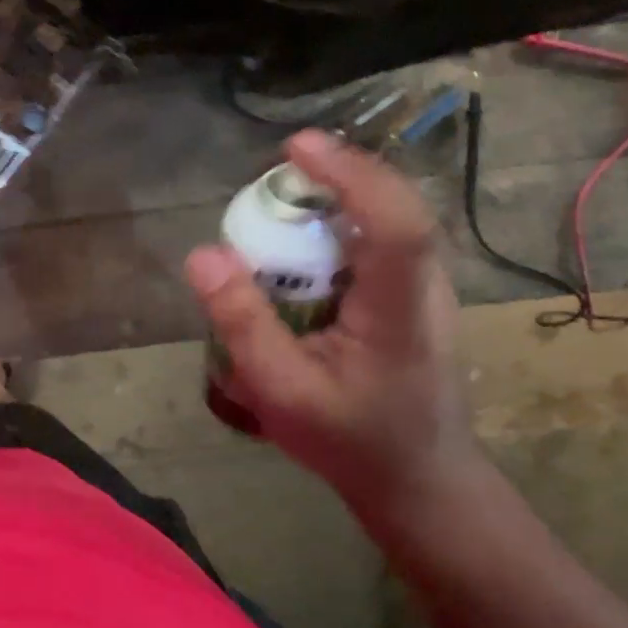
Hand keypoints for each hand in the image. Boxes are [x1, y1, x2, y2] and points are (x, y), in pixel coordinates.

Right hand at [184, 131, 484, 509]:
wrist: (418, 480)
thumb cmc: (350, 439)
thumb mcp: (281, 390)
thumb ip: (241, 323)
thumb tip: (202, 254)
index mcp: (400, 310)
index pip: (394, 224)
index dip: (349, 176)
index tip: (296, 148)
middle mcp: (425, 287)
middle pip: (392, 208)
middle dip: (335, 175)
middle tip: (275, 168)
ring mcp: (423, 290)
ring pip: (385, 220)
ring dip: (335, 196)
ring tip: (278, 196)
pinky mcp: (409, 296)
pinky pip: (374, 240)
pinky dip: (335, 222)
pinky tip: (298, 239)